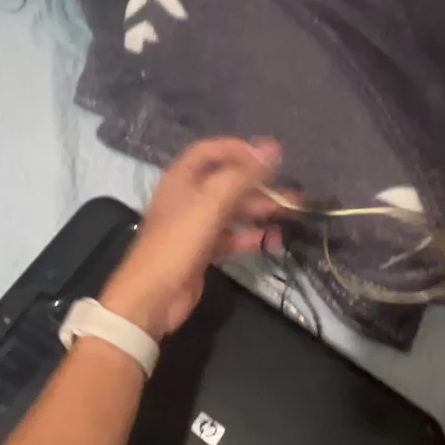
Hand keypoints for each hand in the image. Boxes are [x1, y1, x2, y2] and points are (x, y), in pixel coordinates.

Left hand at [99, 137, 281, 338]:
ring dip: (260, 211)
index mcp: (182, 178)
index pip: (211, 151)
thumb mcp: (210, 204)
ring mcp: (195, 225)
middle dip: (259, 186)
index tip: (269, 158)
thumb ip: (242, 176)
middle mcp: (189, 197)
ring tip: (289, 216)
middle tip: (291, 194)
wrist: (152, 297)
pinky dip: (250, 236)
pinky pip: (231, 236)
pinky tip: (271, 241)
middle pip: (228, 182)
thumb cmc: (178, 243)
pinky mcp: (202, 250)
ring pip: (233, 210)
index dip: (239, 150)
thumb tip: (272, 148)